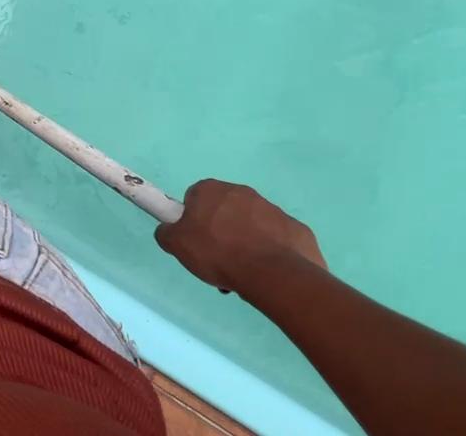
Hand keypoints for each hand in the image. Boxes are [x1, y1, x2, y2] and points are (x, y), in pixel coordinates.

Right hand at [156, 180, 325, 294]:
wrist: (274, 275)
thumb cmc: (219, 253)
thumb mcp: (177, 245)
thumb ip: (166, 233)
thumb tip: (168, 231)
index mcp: (211, 189)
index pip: (196, 197)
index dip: (194, 219)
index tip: (197, 239)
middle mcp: (243, 192)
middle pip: (227, 210)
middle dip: (223, 231)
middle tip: (219, 258)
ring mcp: (275, 210)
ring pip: (255, 225)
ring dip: (248, 242)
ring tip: (245, 271)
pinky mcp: (299, 230)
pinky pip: (281, 239)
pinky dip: (275, 252)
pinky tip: (270, 272)